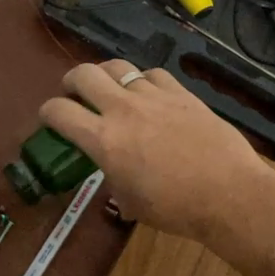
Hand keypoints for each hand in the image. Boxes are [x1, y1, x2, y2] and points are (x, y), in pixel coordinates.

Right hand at [39, 60, 274, 243]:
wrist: (228, 194)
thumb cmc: (175, 209)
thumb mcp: (131, 202)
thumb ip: (114, 182)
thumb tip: (116, 181)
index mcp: (102, 140)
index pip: (59, 112)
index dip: (47, 113)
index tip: (48, 118)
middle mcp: (122, 110)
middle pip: (83, 75)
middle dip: (71, 82)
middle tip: (74, 93)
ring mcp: (153, 97)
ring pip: (118, 67)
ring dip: (105, 75)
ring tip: (108, 87)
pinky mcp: (181, 93)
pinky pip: (152, 74)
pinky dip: (143, 81)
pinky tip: (148, 93)